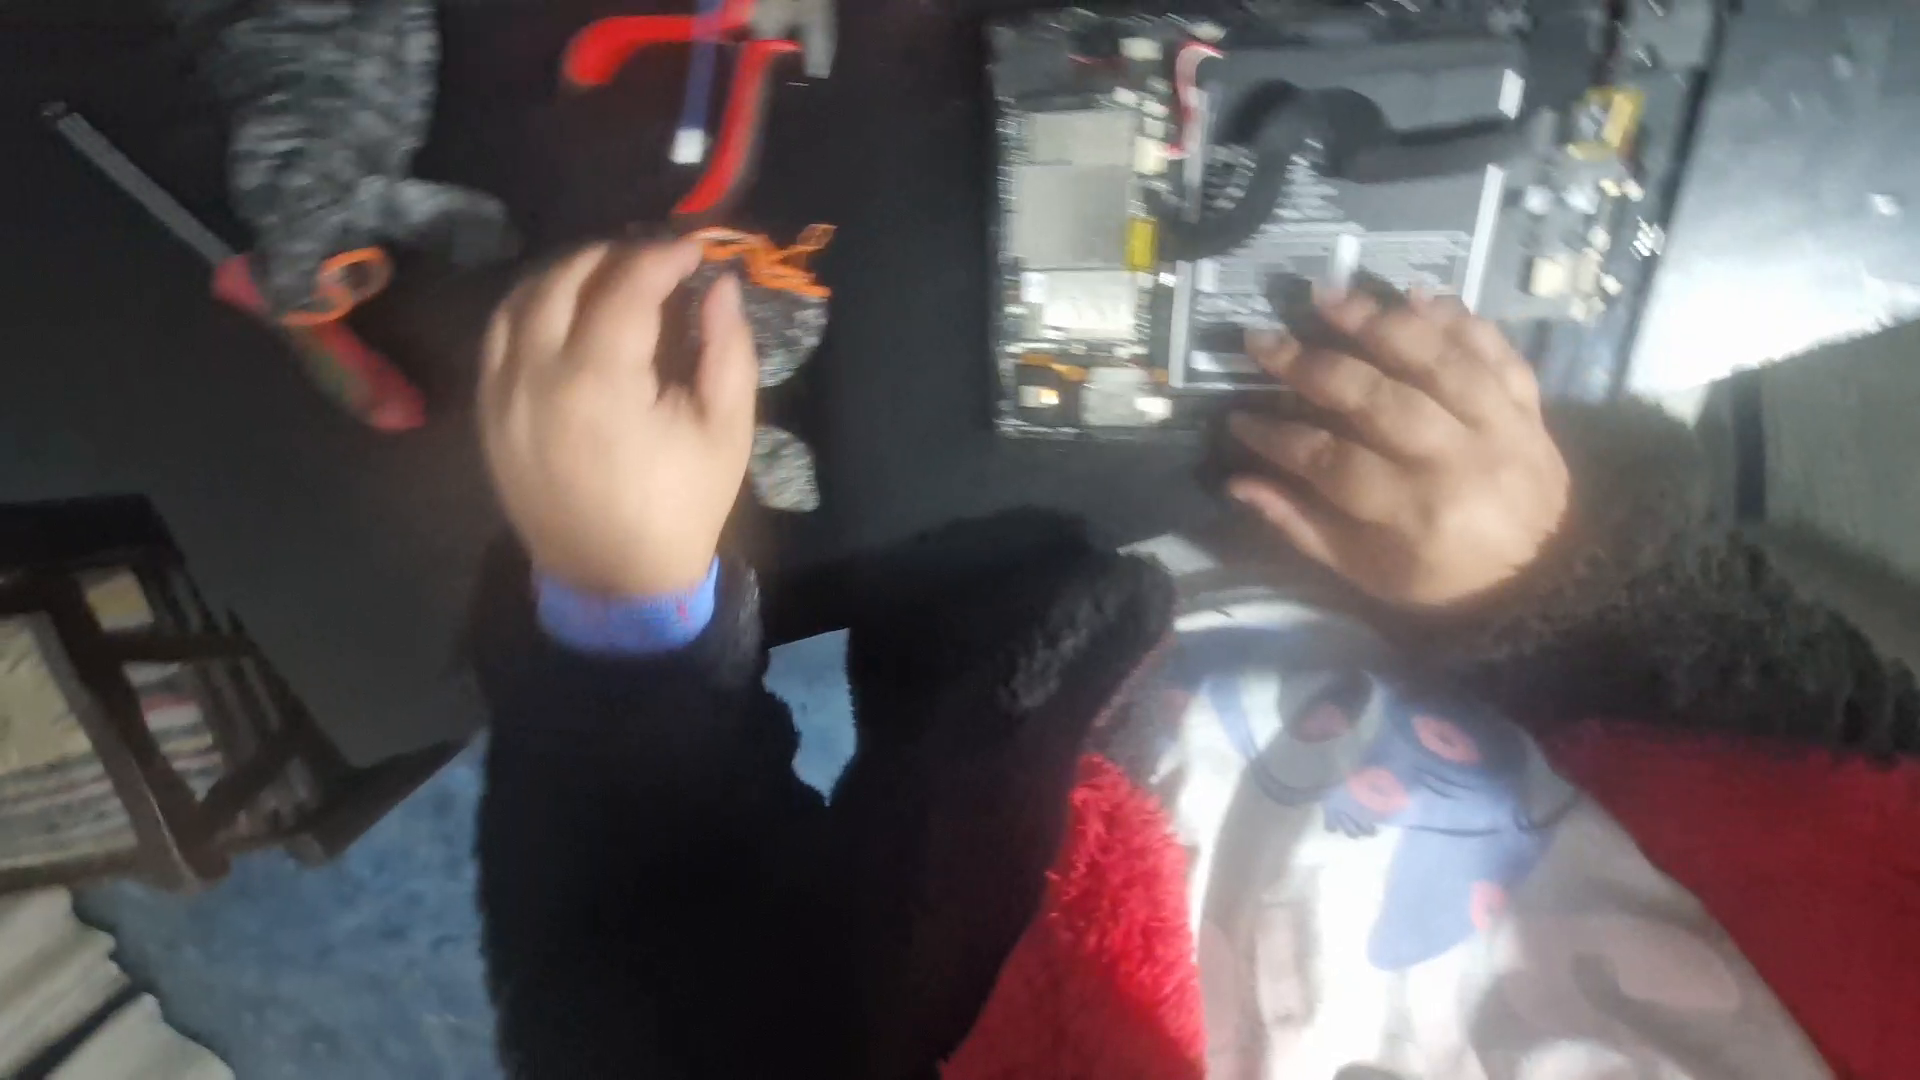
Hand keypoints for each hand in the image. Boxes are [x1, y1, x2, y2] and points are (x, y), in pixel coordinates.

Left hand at [478, 239, 756, 595]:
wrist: (617, 578)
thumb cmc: (682, 506)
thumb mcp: (726, 432)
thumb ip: (727, 350)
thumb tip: (721, 287)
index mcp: (600, 382)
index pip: (625, 287)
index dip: (662, 257)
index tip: (694, 248)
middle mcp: (536, 375)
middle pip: (562, 280)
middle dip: (612, 255)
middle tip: (654, 259)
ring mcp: (501, 394)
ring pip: (519, 301)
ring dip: (566, 275)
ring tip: (609, 277)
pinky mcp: (489, 414)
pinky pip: (498, 337)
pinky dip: (532, 309)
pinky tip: (565, 314)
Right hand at [1226, 290, 1569, 607]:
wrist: (1547, 580)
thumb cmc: (1438, 580)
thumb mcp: (1360, 570)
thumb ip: (1298, 525)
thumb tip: (1238, 483)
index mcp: (1409, 511)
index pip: (1329, 460)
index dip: (1276, 437)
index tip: (1237, 418)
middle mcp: (1455, 461)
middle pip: (1377, 399)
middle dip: (1312, 365)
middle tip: (1263, 341)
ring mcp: (1500, 427)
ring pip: (1436, 360)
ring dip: (1377, 322)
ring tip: (1328, 296)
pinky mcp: (1529, 407)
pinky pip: (1495, 350)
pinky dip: (1457, 318)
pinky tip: (1415, 294)